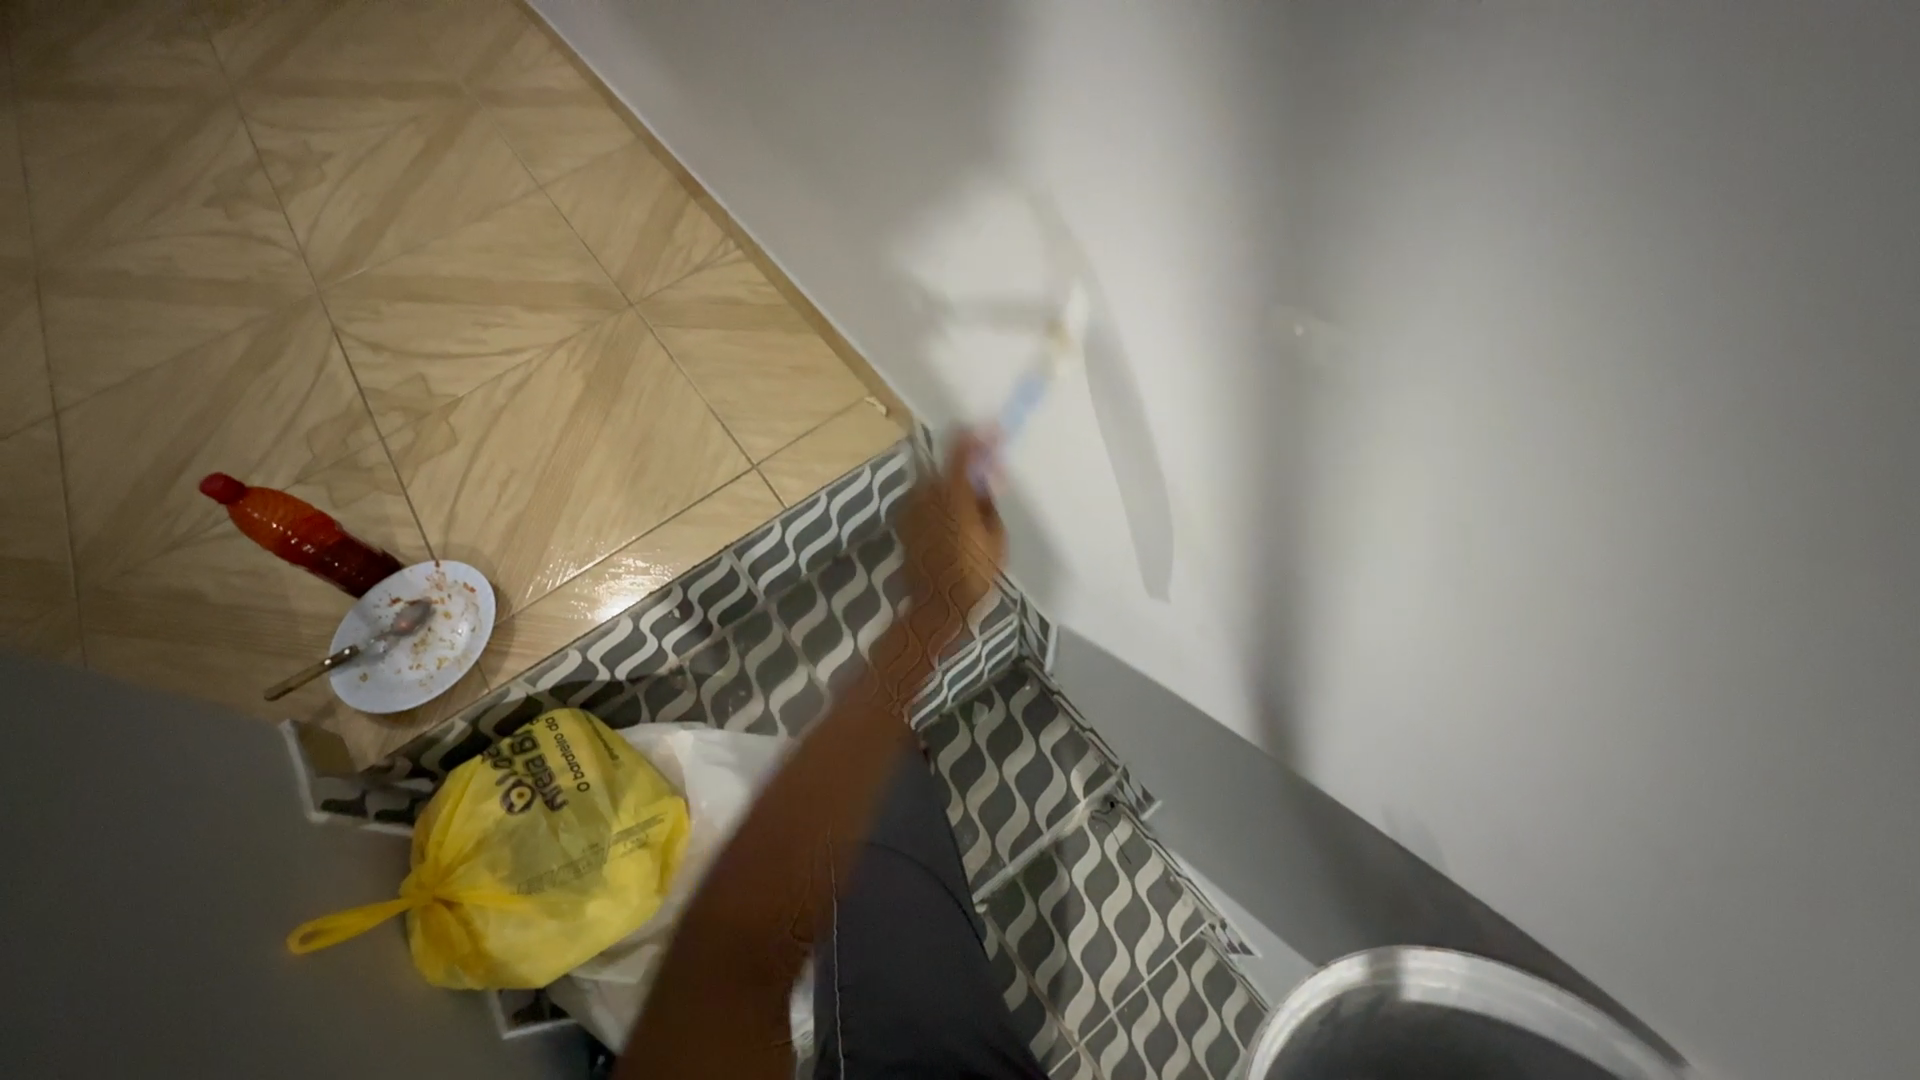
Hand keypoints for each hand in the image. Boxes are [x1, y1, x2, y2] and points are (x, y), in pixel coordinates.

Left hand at [899, 432, 1007, 631]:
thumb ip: (989, 500)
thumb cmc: (973, 574)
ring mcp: (912, 508)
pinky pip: (927, 500)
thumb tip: (990, 473)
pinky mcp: (906, 522)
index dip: (977, 435)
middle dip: (966, 461)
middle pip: (946, 464)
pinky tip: (956, 516)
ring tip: (972, 499)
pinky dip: (941, 499)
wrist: (936, 606)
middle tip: (985, 471)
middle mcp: (927, 494)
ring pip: (935, 482)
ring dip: (952, 482)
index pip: (961, 450)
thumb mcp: (996, 538)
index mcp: (952, 494)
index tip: (993, 428)